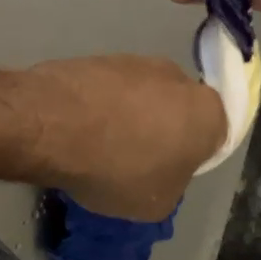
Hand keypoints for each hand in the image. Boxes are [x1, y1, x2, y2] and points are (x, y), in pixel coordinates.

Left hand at [14, 56, 224, 220]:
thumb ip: (170, 180)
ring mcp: (128, 61)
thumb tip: (155, 168)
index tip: (162, 170)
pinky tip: (71, 128)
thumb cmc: (116, 168)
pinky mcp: (89, 57)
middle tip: (127, 158)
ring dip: (119, 115)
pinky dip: (90, 105)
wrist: (50, 122)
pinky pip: (99, 88)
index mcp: (207, 112)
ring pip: (134, 95)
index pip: (210, 135)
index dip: (186, 156)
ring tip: (91, 144)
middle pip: (171, 109)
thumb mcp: (157, 202)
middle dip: (154, 129)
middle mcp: (173, 76)